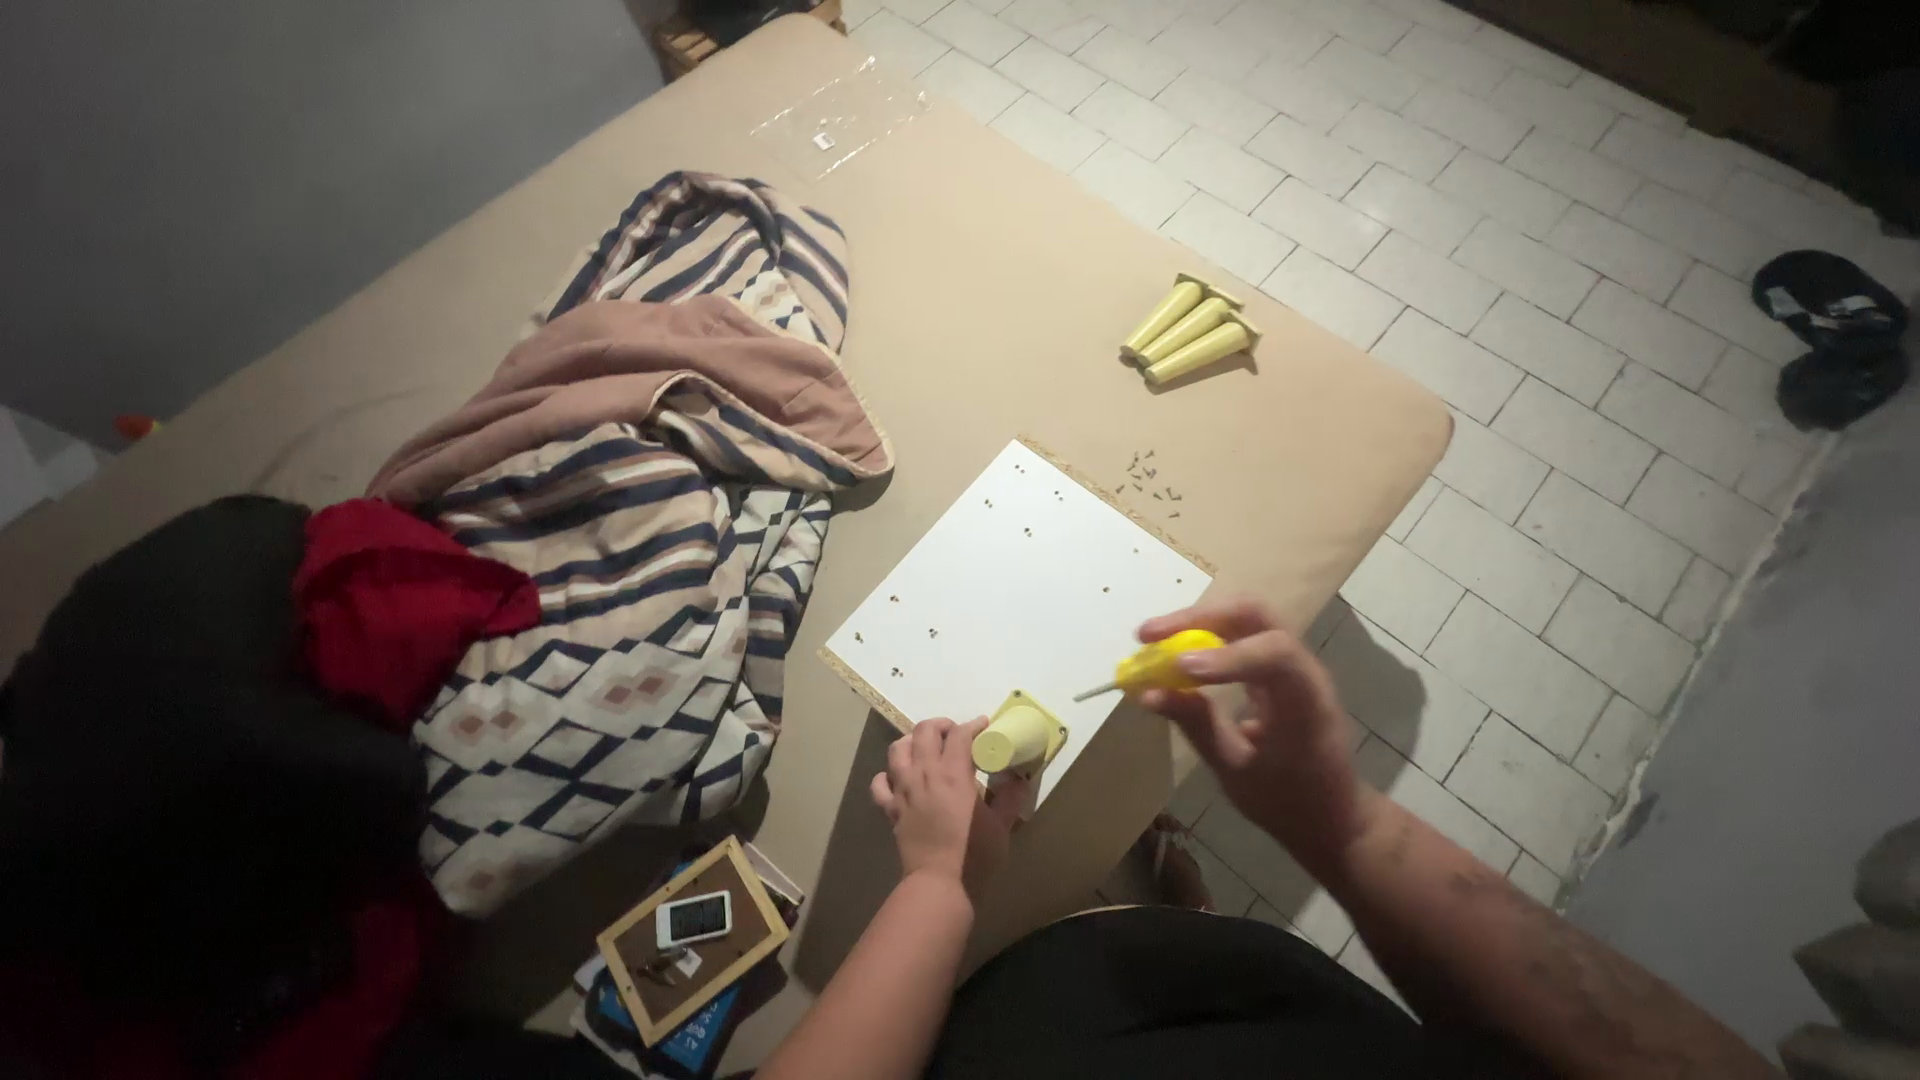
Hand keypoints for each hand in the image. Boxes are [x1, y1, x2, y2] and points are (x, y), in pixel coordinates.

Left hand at [870, 716, 1029, 892]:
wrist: (939, 883)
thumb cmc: (974, 855)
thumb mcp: (1002, 825)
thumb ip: (1011, 798)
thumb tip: (1020, 779)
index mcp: (954, 774)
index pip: (961, 734)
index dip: (973, 725)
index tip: (984, 726)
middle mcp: (925, 774)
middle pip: (924, 731)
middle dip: (941, 725)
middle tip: (955, 734)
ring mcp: (903, 789)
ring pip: (897, 749)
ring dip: (911, 741)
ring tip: (924, 748)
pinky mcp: (891, 808)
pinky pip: (879, 783)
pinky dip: (887, 776)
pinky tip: (899, 779)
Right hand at [1137, 599, 1378, 867]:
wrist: (1332, 814)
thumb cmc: (1289, 801)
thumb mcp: (1236, 772)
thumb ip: (1197, 726)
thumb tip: (1147, 693)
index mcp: (1306, 703)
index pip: (1275, 654)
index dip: (1226, 655)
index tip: (1178, 668)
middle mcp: (1303, 670)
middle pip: (1254, 615)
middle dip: (1198, 618)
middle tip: (1149, 636)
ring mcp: (1291, 663)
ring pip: (1244, 617)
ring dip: (1195, 621)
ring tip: (1151, 638)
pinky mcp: (1275, 666)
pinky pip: (1239, 634)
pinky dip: (1202, 634)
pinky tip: (1172, 650)